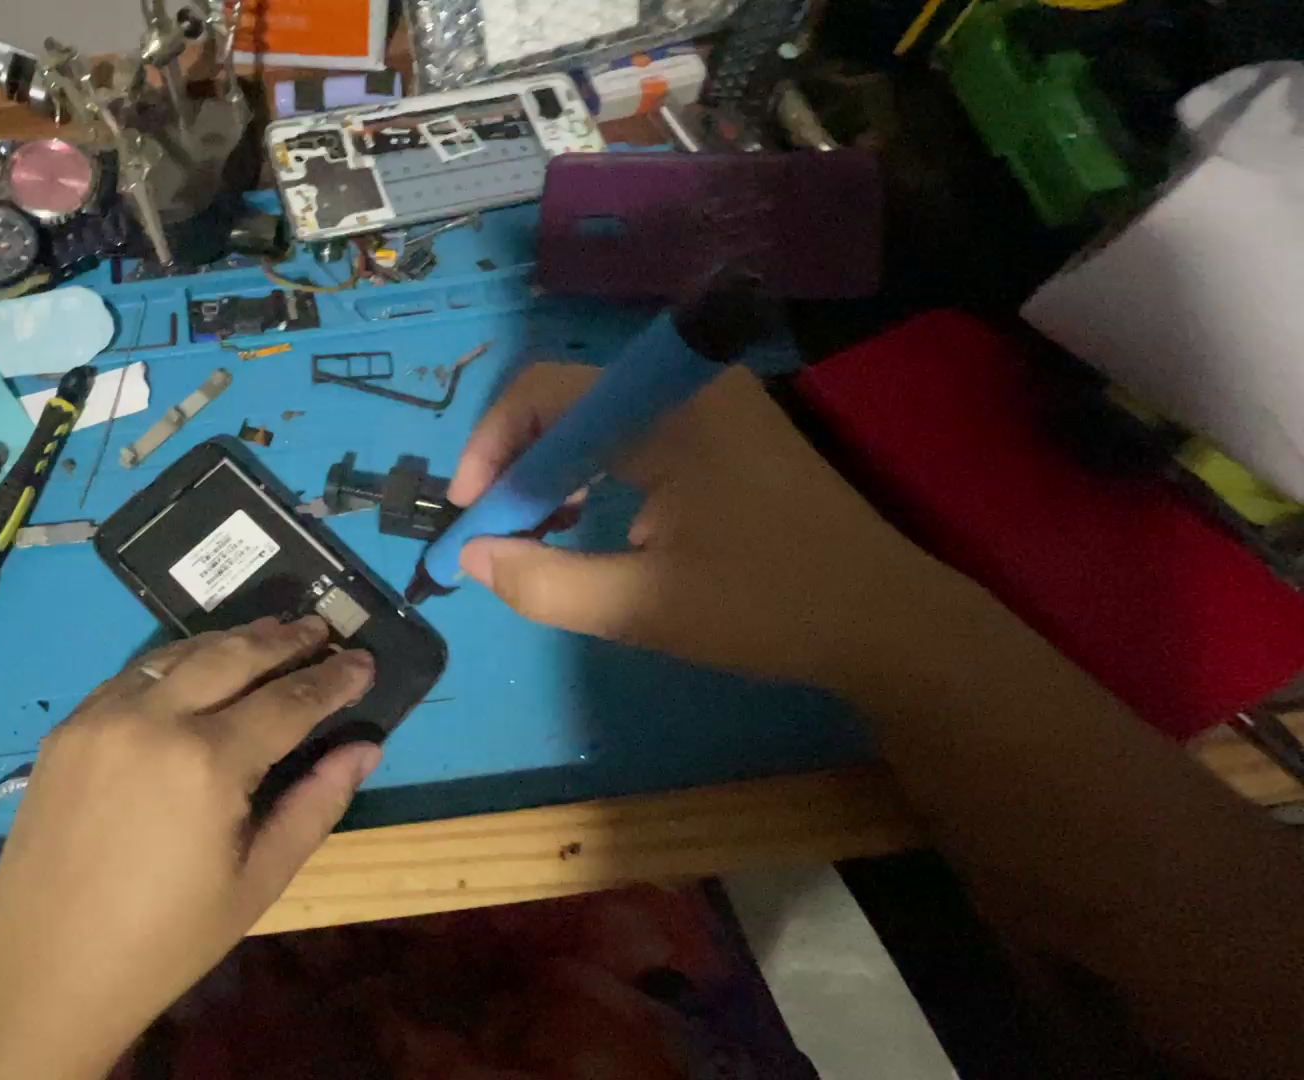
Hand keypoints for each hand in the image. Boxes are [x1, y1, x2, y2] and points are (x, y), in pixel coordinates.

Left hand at [0, 616, 377, 1078]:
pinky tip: (203, 664)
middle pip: (235, 656)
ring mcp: (103, 715)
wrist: (42, 972)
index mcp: (206, 764)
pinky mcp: (69, 724)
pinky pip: (137, 673)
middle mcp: (153, 720)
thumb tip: (366, 747)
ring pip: (183, 653)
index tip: (365, 660)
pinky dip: (181, 660)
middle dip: (286, 639)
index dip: (333, 679)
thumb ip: (317, 804)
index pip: (288, 701)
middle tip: (322, 627)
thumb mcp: (259, 881)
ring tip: (273, 633)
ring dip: (234, 640)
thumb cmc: (165, 939)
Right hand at [447, 363, 958, 691]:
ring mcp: (706, 404)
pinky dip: (588, 471)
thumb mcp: (641, 608)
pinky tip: (580, 518)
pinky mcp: (718, 429)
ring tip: (530, 531)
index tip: (469, 516)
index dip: (488, 449)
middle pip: (563, 401)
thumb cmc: (768, 609)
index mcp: (667, 412)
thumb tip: (469, 558)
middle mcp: (683, 387)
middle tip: (494, 529)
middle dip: (513, 465)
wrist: (888, 622)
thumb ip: (542, 583)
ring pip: (591, 419)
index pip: (542, 395)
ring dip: (547, 470)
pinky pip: (626, 433)